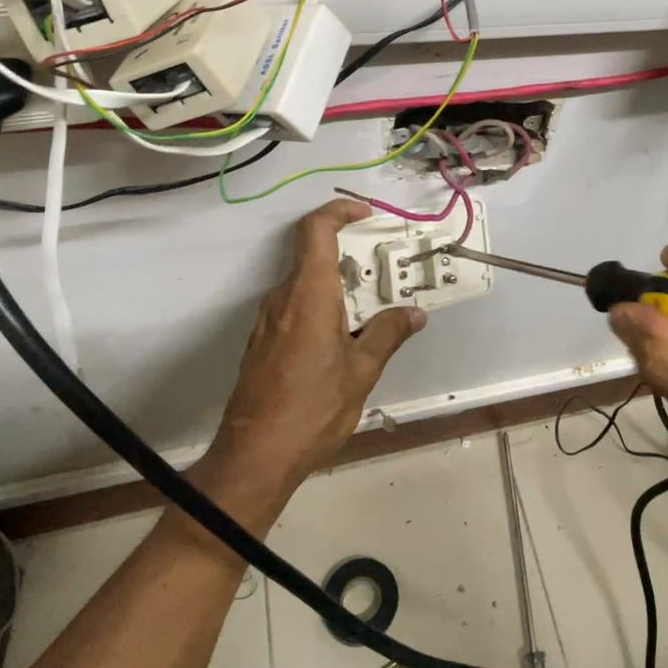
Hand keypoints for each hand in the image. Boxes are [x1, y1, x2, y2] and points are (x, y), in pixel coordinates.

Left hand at [199, 200, 425, 520]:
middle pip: (313, 256)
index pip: (316, 230)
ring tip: (374, 309)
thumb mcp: (361, 371)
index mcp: (308, 295)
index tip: (366, 214)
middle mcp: (283, 299)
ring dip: (339, 287)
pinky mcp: (264, 344)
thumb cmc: (312, 408)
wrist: (254, 457)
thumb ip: (387, 334)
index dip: (339, 210)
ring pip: (306, 286)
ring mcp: (268, 322)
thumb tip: (413, 313)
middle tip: (387, 271)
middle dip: (352, 256)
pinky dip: (323, 309)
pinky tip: (346, 340)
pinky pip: (296, 309)